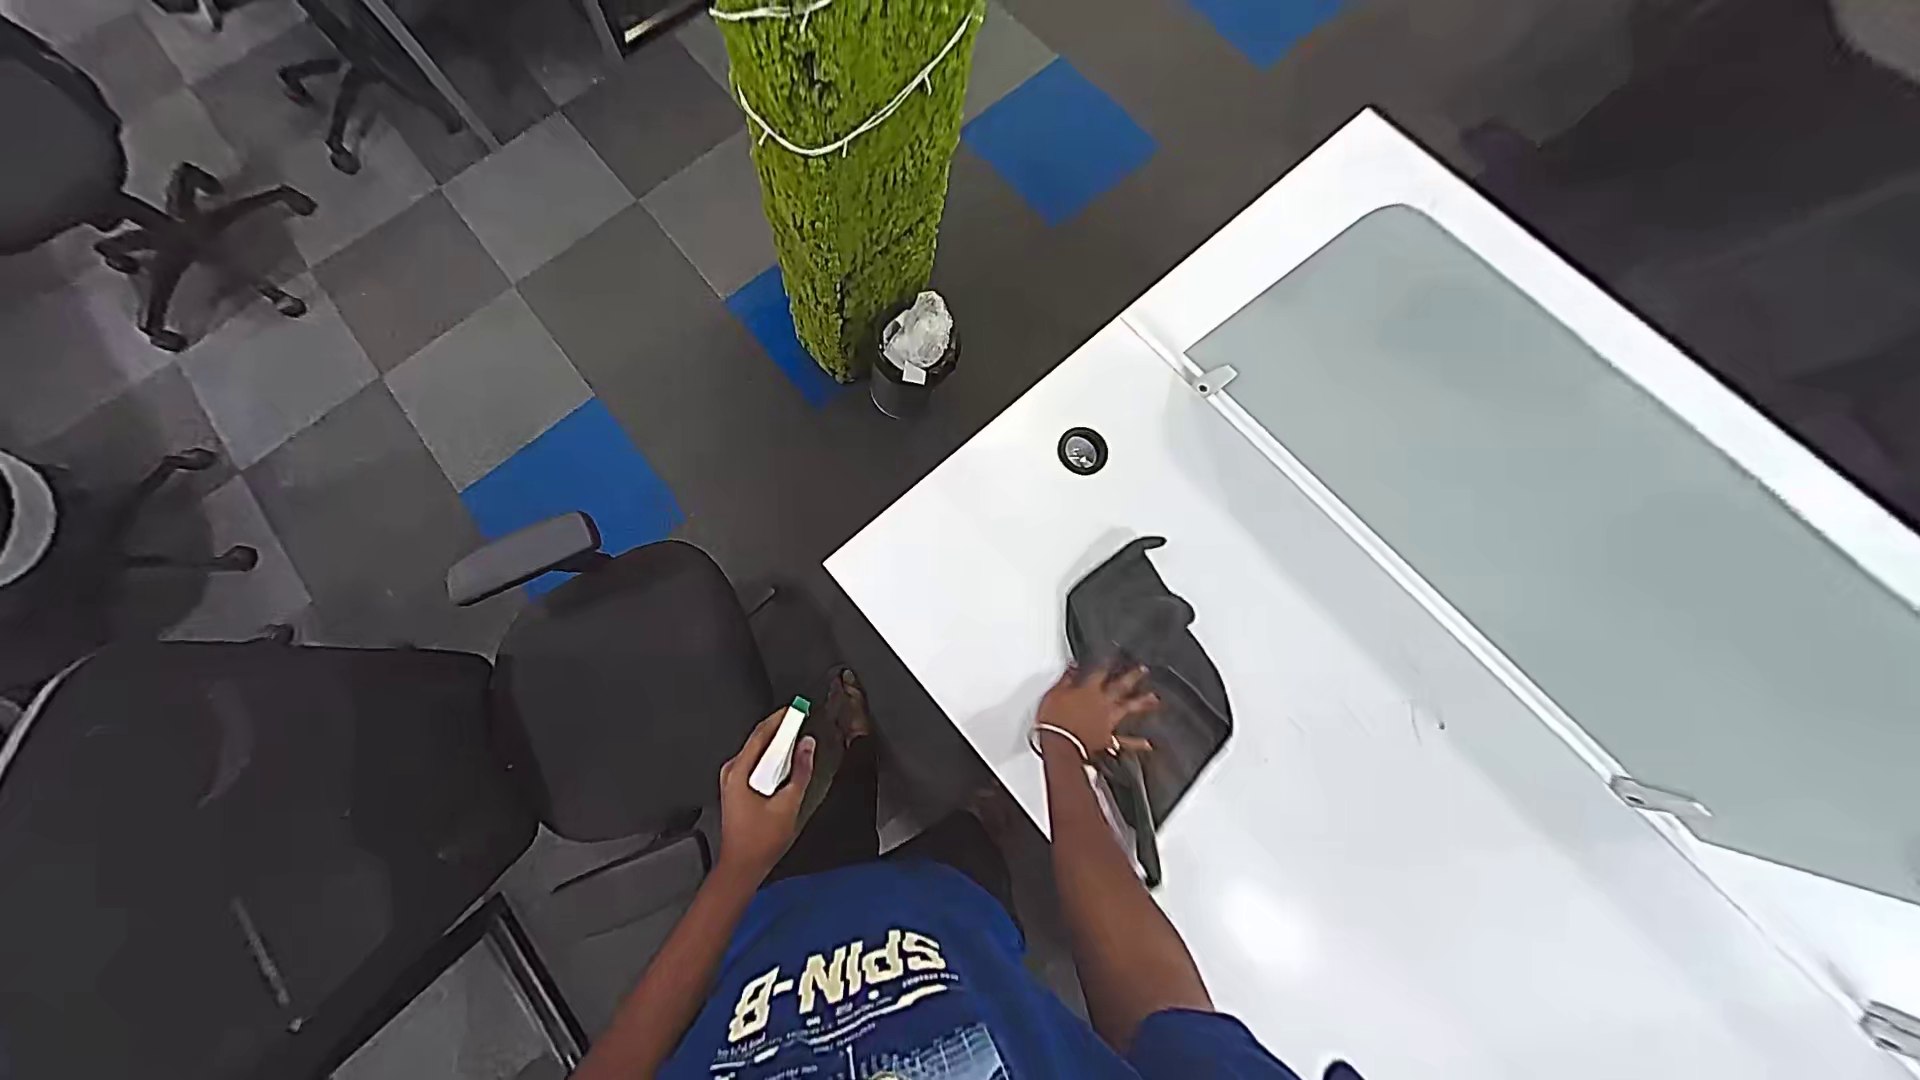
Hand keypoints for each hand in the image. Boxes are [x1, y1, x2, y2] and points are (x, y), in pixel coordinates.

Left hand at [716, 709, 816, 879]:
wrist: (741, 867)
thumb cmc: (759, 841)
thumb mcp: (788, 803)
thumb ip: (800, 771)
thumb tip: (807, 746)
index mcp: (739, 773)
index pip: (761, 733)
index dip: (781, 718)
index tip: (797, 709)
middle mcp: (731, 773)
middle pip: (758, 739)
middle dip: (781, 728)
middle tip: (801, 720)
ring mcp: (732, 780)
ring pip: (757, 750)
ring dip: (778, 743)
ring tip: (798, 739)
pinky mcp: (737, 787)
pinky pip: (756, 762)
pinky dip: (773, 757)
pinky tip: (787, 762)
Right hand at [1035, 661, 1158, 759]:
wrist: (1059, 745)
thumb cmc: (1054, 720)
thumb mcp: (1055, 694)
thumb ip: (1066, 680)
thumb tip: (1072, 667)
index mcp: (1088, 690)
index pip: (1100, 671)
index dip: (1107, 662)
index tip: (1114, 655)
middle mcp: (1102, 703)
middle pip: (1120, 686)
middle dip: (1131, 676)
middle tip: (1143, 669)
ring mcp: (1107, 721)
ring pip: (1127, 709)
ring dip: (1141, 703)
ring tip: (1153, 698)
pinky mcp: (1107, 739)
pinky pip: (1125, 741)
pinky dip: (1137, 743)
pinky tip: (1148, 743)